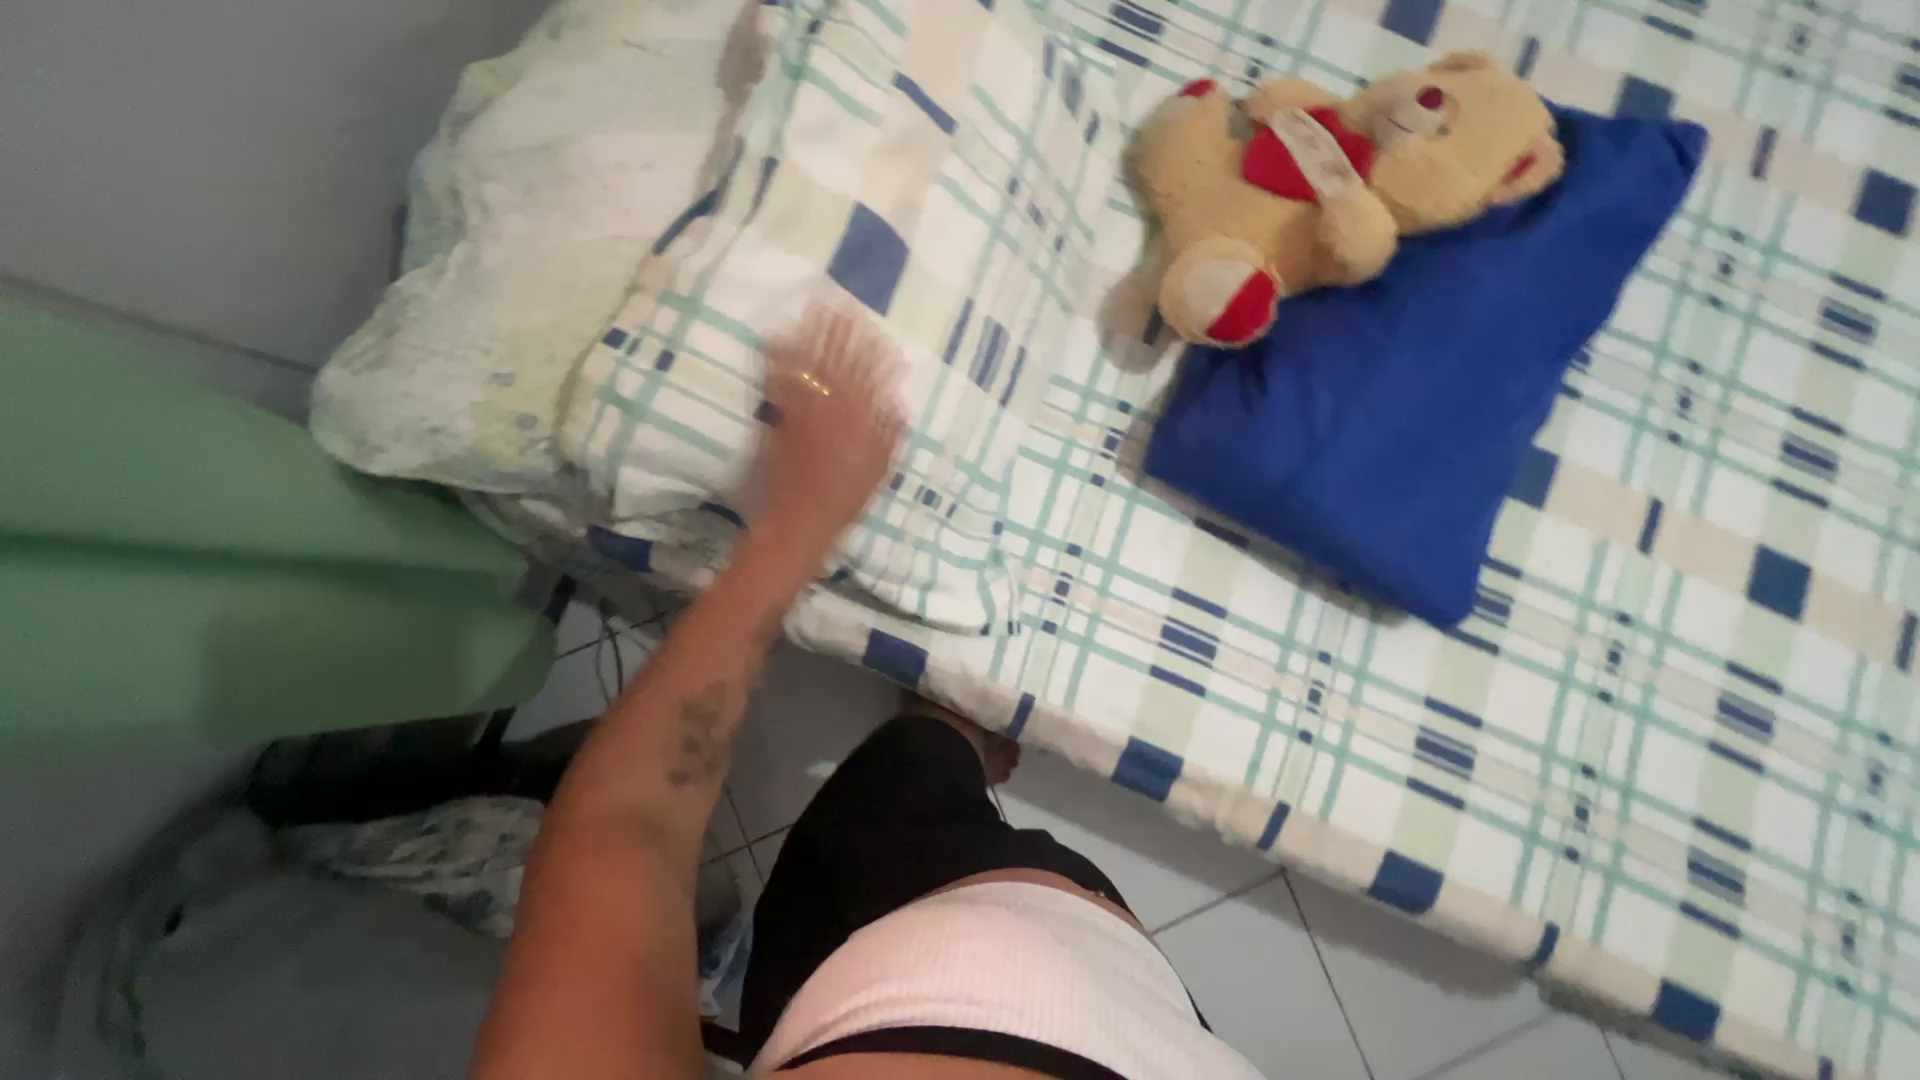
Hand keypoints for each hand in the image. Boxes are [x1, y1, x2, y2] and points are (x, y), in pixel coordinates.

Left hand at [753, 302, 906, 561]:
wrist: (801, 520)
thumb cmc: (845, 500)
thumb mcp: (880, 469)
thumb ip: (890, 434)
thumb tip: (898, 404)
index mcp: (864, 421)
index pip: (872, 377)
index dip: (874, 350)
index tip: (876, 329)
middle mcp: (837, 410)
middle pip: (841, 362)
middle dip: (842, 331)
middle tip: (841, 303)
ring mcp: (807, 411)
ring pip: (812, 365)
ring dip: (813, 334)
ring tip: (812, 308)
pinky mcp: (782, 417)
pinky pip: (781, 381)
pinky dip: (779, 358)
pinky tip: (775, 338)